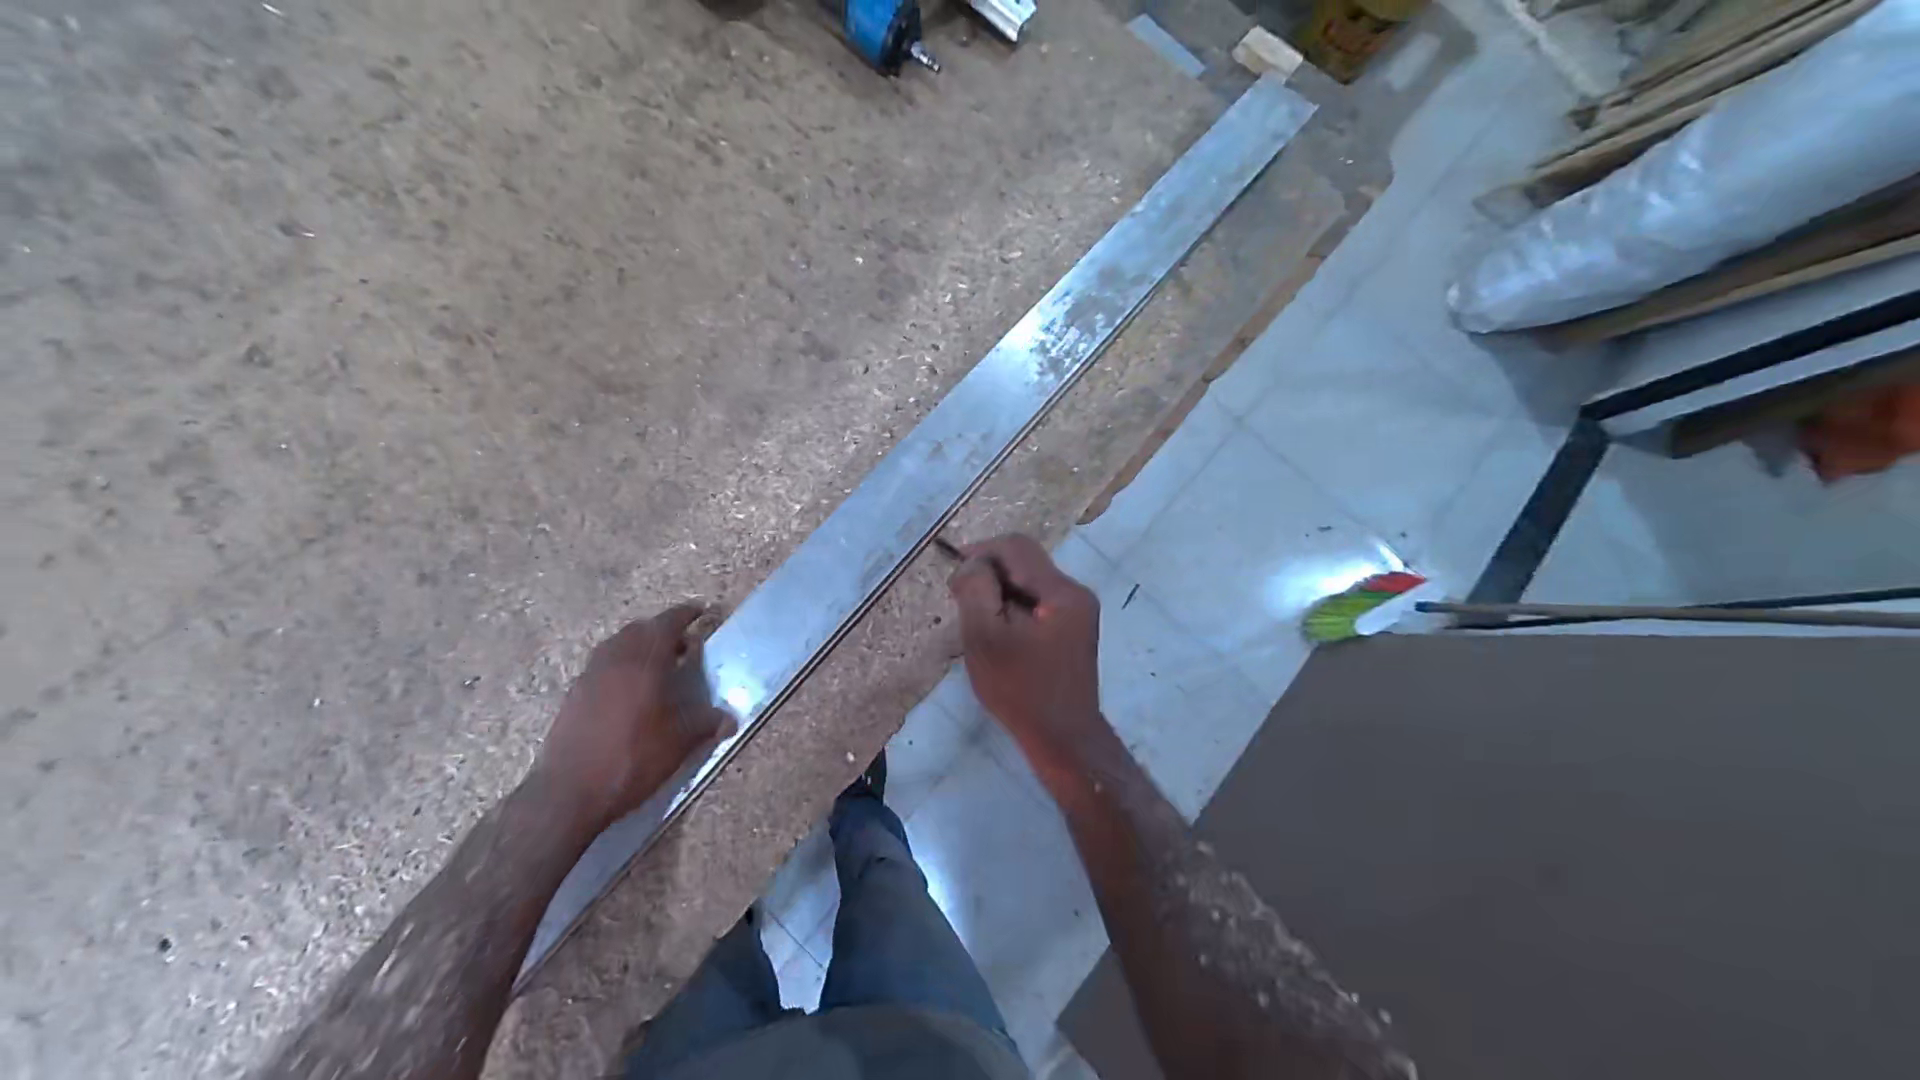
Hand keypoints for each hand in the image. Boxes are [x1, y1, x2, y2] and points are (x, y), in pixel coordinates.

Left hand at [534, 605, 727, 833]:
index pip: (666, 624)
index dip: (685, 614)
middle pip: (639, 630)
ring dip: (639, 646)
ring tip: (658, 666)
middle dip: (662, 630)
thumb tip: (729, 719)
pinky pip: (602, 665)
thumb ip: (705, 725)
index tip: (701, 611)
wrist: (568, 794)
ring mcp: (589, 677)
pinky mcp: (573, 696)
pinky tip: (631, 691)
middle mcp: (614, 661)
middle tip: (684, 644)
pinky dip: (621, 665)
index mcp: (643, 663)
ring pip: (617, 645)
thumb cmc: (631, 761)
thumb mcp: (678, 744)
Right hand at [947, 535, 1106, 776]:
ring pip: (1029, 583)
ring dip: (999, 594)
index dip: (980, 553)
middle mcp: (1075, 594)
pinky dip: (1012, 610)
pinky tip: (998, 636)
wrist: (1062, 738)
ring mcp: (1078, 613)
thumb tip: (974, 564)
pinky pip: (1037, 603)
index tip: (954, 579)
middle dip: (989, 575)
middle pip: (1025, 563)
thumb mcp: (986, 637)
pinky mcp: (1072, 630)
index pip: (1015, 547)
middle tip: (961, 603)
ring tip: (978, 623)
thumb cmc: (1020, 689)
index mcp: (1061, 591)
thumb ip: (976, 591)